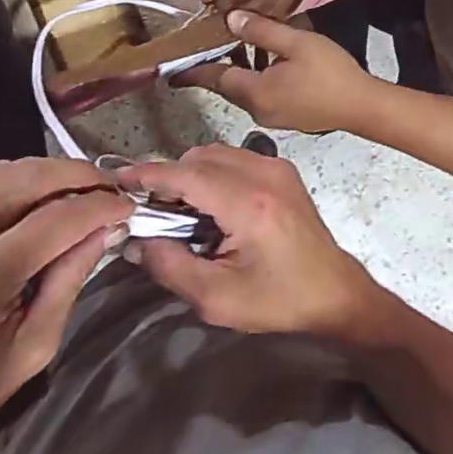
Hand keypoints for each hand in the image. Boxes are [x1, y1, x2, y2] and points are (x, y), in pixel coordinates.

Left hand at [0, 160, 132, 453]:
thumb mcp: (27, 354)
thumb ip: (68, 282)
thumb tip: (105, 229)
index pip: (53, 221)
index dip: (100, 206)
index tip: (130, 206)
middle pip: (24, 179)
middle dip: (77, 175)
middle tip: (110, 188)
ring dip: (47, 173)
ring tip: (79, 189)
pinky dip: (12, 184)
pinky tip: (34, 201)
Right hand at [118, 144, 377, 335]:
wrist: (333, 292)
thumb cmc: (278, 300)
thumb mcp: (216, 298)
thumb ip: (170, 266)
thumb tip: (136, 240)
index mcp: (250, 205)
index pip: (188, 174)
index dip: (150, 174)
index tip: (119, 179)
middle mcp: (265, 174)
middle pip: (200, 158)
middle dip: (169, 177)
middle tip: (152, 210)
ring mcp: (277, 167)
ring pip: (216, 153)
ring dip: (191, 173)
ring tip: (179, 211)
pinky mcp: (283, 170)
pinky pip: (235, 158)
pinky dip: (213, 172)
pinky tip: (209, 204)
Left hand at [174, 11, 378, 133]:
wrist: (363, 106)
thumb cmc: (330, 73)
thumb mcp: (296, 43)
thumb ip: (261, 31)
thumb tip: (230, 20)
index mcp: (255, 92)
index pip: (215, 78)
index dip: (193, 70)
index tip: (170, 69)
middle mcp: (258, 109)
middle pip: (228, 86)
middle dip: (216, 67)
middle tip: (208, 44)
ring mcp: (274, 117)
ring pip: (246, 91)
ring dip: (239, 71)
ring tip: (239, 47)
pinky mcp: (289, 118)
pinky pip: (262, 96)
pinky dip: (256, 79)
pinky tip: (268, 63)